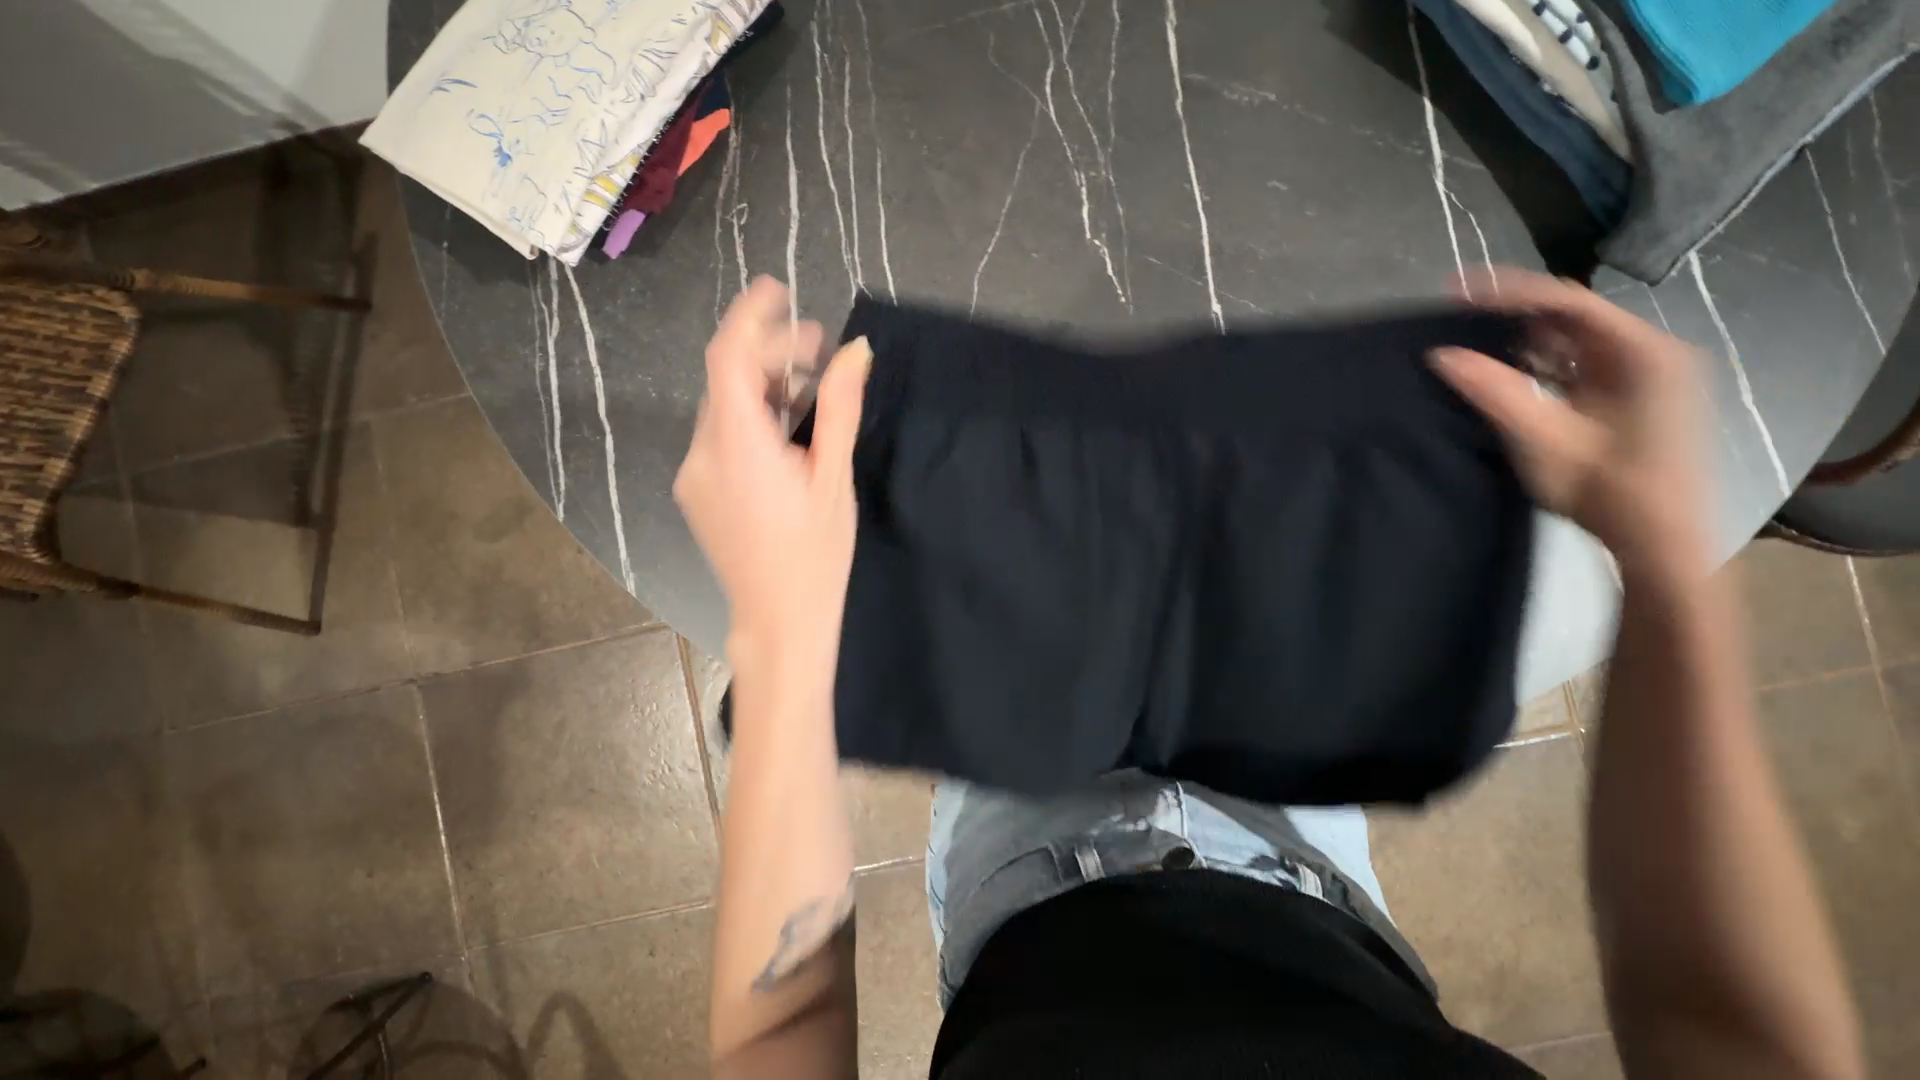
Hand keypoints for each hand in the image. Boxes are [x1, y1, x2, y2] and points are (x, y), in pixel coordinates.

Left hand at [674, 276, 871, 679]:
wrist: (778, 622)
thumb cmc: (815, 555)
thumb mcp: (834, 478)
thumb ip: (839, 408)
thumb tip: (855, 351)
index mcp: (738, 447)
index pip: (727, 358)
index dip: (750, 316)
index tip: (779, 288)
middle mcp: (702, 453)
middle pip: (725, 379)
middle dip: (770, 352)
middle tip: (821, 348)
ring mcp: (693, 474)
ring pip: (722, 407)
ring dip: (762, 385)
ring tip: (810, 385)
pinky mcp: (697, 491)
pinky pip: (720, 435)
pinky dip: (751, 416)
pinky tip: (786, 425)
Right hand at [1432, 267, 1711, 576]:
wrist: (1660, 543)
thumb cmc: (1609, 490)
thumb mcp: (1544, 440)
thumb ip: (1495, 392)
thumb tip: (1442, 355)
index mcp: (1644, 352)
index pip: (1568, 302)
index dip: (1509, 292)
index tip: (1456, 290)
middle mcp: (1652, 352)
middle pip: (1573, 317)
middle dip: (1514, 315)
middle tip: (1458, 315)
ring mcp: (1647, 376)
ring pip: (1576, 341)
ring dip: (1526, 341)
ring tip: (1472, 341)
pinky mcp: (1634, 398)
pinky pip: (1581, 365)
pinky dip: (1543, 364)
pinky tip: (1507, 372)